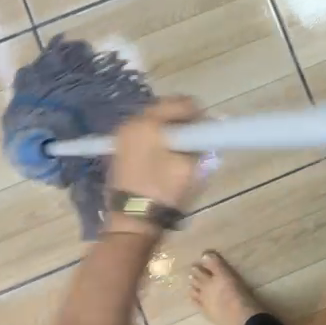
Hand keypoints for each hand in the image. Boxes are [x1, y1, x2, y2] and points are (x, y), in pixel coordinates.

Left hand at [106, 98, 204, 234]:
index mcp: (148, 123)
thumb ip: (201, 145)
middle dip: (182, 120)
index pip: (179, 103)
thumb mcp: (190, 168)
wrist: (132, 221)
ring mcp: (121, 137)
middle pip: (163, 109)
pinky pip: (142, 134)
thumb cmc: (163, 192)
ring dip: (168, 129)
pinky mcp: (118, 151)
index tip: (208, 128)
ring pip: (152, 122)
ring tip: (182, 147)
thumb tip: (206, 134)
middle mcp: (130, 124)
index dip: (198, 113)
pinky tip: (166, 154)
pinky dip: (156, 138)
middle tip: (197, 137)